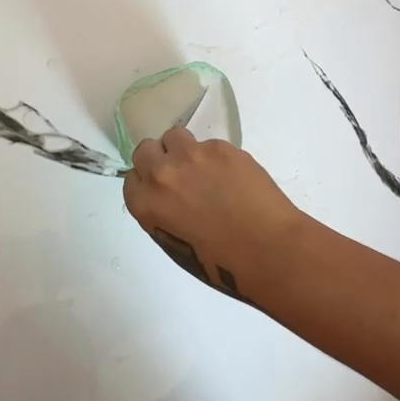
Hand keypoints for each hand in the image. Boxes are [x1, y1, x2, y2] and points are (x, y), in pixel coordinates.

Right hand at [122, 129, 304, 308]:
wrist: (267, 249)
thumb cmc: (221, 263)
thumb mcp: (175, 245)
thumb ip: (161, 215)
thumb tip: (168, 200)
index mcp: (146, 204)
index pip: (132, 179)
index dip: (146, 183)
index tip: (161, 190)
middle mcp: (162, 174)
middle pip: (146, 150)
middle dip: (159, 160)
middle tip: (179, 175)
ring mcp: (192, 156)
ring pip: (175, 137)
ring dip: (183, 150)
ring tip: (204, 169)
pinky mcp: (220, 147)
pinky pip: (208, 144)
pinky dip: (215, 158)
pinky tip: (232, 177)